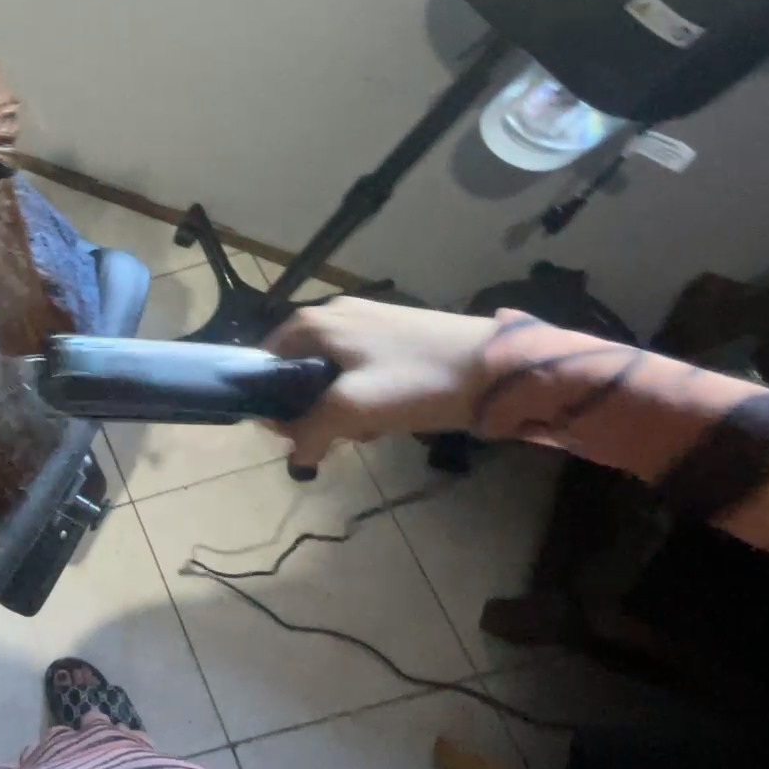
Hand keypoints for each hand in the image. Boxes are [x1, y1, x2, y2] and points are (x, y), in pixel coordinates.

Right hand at [262, 297, 493, 472]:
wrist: (505, 368)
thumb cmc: (418, 381)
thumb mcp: (353, 409)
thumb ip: (310, 431)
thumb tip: (295, 456)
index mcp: (310, 323)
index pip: (264, 362)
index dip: (269, 399)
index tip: (289, 431)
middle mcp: (331, 312)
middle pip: (295, 366)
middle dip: (308, 403)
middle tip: (334, 431)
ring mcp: (365, 318)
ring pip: (327, 368)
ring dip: (336, 401)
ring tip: (364, 425)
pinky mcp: (394, 329)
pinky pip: (356, 364)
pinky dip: (361, 389)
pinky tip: (385, 409)